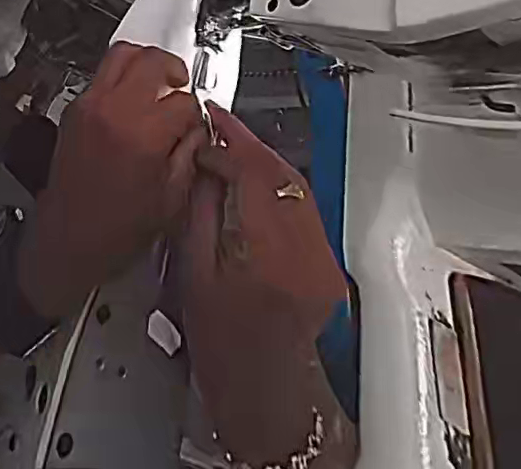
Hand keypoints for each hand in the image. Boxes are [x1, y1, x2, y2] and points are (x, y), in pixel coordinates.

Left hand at [16, 43, 204, 317]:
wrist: (67, 242)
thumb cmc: (112, 232)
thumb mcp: (171, 200)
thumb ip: (190, 155)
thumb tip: (196, 129)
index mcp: (143, 136)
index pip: (183, 101)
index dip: (195, 112)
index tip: (194, 122)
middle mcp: (115, 112)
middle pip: (153, 60)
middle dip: (175, 70)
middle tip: (180, 84)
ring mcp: (91, 106)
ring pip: (123, 53)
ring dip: (146, 61)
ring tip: (157, 79)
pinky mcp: (75, 110)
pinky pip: (102, 74)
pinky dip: (122, 74)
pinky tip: (132, 95)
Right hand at [175, 106, 348, 461]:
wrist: (264, 394)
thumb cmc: (224, 349)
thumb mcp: (194, 274)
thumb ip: (199, 210)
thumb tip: (201, 163)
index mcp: (268, 258)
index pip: (255, 175)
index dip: (230, 141)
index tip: (209, 124)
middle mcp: (305, 253)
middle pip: (280, 173)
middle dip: (246, 143)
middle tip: (218, 126)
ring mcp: (322, 256)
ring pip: (294, 183)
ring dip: (261, 159)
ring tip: (230, 146)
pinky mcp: (326, 259)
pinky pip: (301, 203)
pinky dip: (275, 182)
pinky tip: (252, 177)